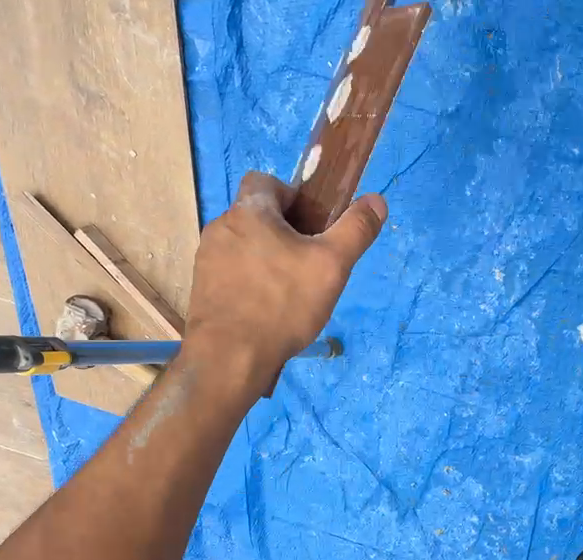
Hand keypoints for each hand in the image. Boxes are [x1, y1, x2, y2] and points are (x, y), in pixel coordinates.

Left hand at [180, 172, 386, 403]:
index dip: (292, 195)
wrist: (231, 355)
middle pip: (258, 217)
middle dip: (285, 234)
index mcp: (250, 212)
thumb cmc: (284, 303)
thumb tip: (378, 200)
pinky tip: (271, 313)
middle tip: (312, 266)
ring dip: (269, 261)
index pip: (265, 180)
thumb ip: (355, 231)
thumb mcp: (331, 266)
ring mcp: (208, 258)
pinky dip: (253, 284)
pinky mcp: (204, 288)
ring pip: (247, 247)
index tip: (313, 225)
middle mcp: (222, 227)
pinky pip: (234, 274)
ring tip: (292, 295)